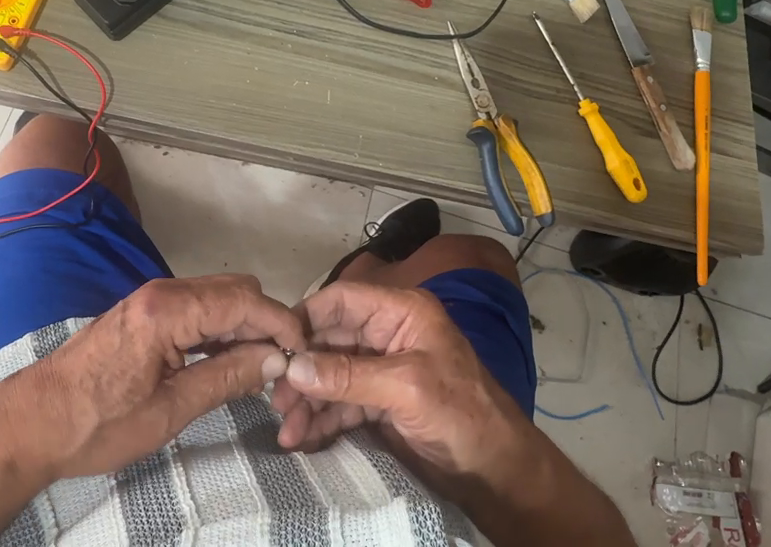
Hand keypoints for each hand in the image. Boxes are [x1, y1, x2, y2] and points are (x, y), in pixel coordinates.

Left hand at [15, 274, 304, 479]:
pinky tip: (226, 358)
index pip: (245, 301)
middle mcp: (163, 292)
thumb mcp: (169, 411)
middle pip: (236, 289)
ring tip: (259, 367)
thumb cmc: (96, 425)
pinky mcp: (145, 310)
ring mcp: (152, 298)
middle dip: (266, 321)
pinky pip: (198, 306)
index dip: (281, 323)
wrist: (31, 423)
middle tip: (281, 365)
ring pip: (218, 295)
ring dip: (244, 324)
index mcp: (169, 311)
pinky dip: (220, 326)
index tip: (303, 353)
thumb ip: (226, 377)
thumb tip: (276, 359)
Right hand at [270, 282, 530, 480]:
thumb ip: (348, 375)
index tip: (274, 345)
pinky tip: (301, 439)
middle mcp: (389, 334)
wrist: (497, 470)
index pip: (343, 300)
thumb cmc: (461, 412)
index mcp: (402, 312)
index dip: (307, 317)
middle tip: (274, 398)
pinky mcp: (380, 403)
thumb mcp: (406, 387)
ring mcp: (383, 370)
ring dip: (307, 401)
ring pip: (332, 375)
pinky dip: (321, 420)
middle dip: (302, 369)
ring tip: (285, 429)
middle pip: (331, 340)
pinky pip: (341, 404)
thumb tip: (292, 367)